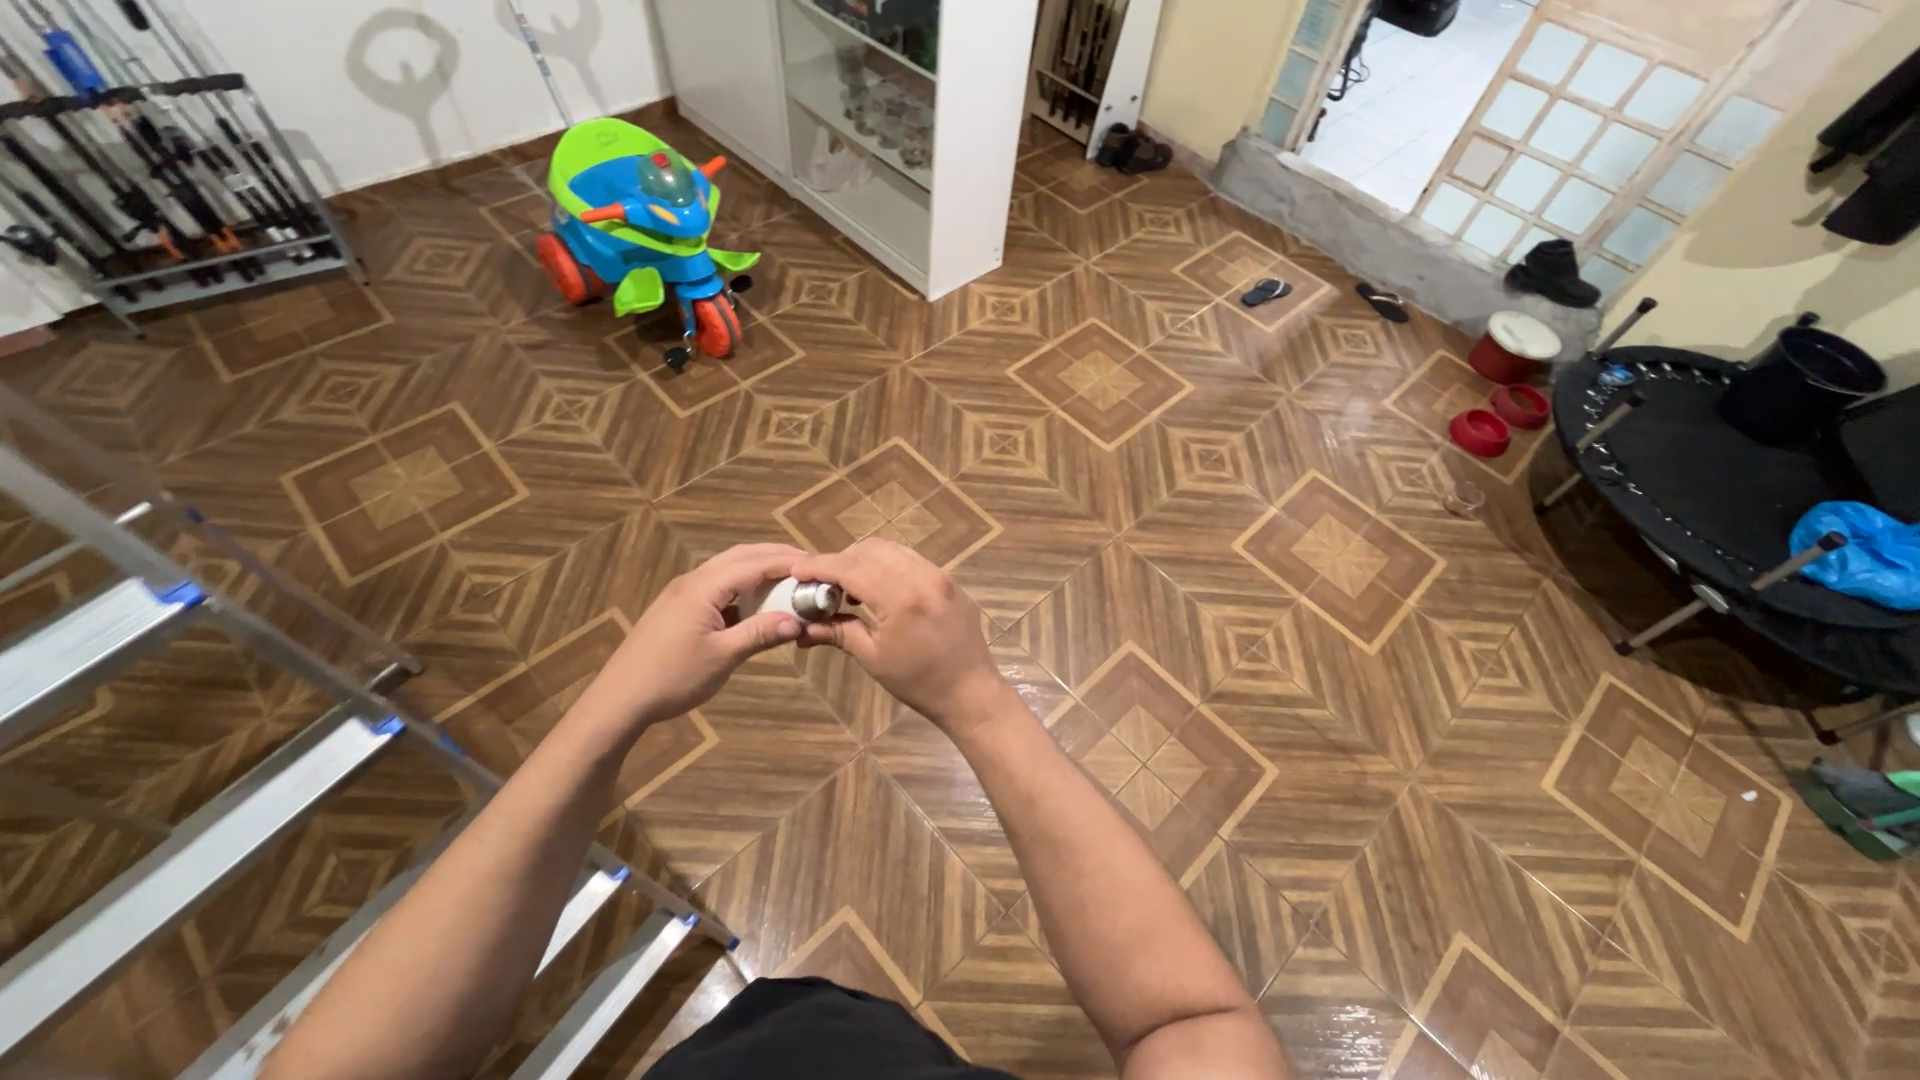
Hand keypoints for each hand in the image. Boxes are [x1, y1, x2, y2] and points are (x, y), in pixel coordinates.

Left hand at [568, 544, 806, 739]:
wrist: (620, 699)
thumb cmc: (672, 677)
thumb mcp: (722, 657)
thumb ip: (759, 634)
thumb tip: (797, 621)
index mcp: (702, 588)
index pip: (753, 563)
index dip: (787, 562)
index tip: (818, 564)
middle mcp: (692, 581)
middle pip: (740, 556)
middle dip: (775, 556)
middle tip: (810, 564)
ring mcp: (682, 593)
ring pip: (727, 568)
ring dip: (759, 568)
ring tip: (791, 578)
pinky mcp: (678, 608)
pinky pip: (717, 585)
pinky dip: (743, 585)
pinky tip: (758, 601)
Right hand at [792, 539, 1013, 736]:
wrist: (970, 691)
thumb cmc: (918, 682)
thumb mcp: (873, 659)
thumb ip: (839, 632)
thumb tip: (803, 626)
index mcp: (901, 599)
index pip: (851, 568)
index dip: (820, 566)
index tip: (797, 570)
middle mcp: (922, 577)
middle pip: (869, 550)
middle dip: (840, 560)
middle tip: (822, 583)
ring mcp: (939, 575)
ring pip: (891, 549)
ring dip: (864, 559)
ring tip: (849, 587)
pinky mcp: (949, 580)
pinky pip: (911, 559)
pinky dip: (887, 564)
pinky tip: (878, 589)